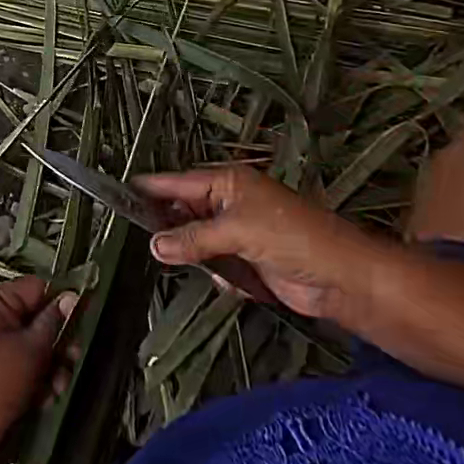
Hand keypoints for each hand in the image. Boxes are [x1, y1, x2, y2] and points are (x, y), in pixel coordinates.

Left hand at [0, 277, 76, 463]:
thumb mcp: (30, 351)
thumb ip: (53, 322)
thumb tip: (73, 295)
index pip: (39, 288)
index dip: (63, 304)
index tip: (84, 326)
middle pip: (41, 321)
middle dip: (59, 346)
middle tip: (71, 364)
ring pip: (38, 349)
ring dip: (52, 370)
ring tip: (53, 391)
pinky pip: (27, 370)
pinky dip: (39, 384)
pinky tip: (42, 402)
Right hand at [138, 165, 393, 321]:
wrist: (345, 280)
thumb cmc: (293, 239)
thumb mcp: (236, 231)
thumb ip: (191, 238)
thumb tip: (154, 246)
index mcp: (226, 182)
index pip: (176, 182)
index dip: (149, 189)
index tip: (118, 195)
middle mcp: (228, 202)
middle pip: (183, 212)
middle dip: (170, 228)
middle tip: (150, 240)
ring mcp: (238, 231)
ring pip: (195, 241)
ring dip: (196, 255)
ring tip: (202, 264)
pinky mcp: (247, 259)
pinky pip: (215, 263)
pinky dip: (218, 273)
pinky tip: (233, 281)